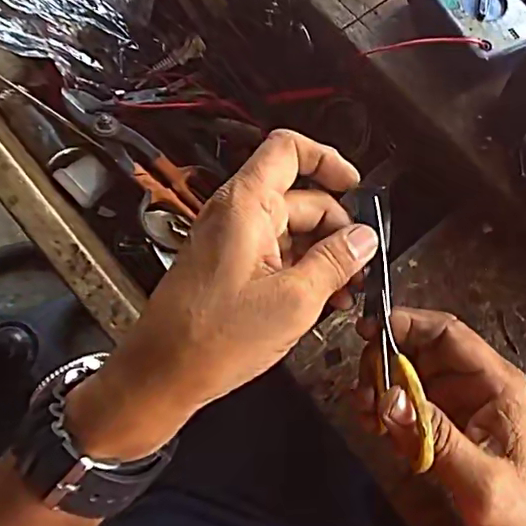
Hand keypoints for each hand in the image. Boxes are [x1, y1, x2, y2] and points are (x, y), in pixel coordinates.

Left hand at [68, 129, 377, 457]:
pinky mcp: (233, 263)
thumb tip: (363, 238)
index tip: (355, 185)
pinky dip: (306, 268)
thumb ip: (336, 261)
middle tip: (360, 261)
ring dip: (326, 254)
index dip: (328, 160)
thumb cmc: (207, 339)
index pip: (289, 149)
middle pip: (303, 196)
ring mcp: (234, 239)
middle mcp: (237, 214)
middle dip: (338, 227)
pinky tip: (323, 297)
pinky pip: (280, 251)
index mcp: (246, 206)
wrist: (162, 376)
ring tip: (344, 288)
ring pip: (296, 228)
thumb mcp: (294, 299)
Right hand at [356, 308, 525, 525]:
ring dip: (385, 386)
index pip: (448, 333)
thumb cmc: (522, 513)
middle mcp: (480, 385)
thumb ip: (434, 436)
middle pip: (425, 350)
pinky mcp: (451, 424)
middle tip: (362, 385)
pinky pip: (413, 403)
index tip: (370, 331)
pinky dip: (391, 410)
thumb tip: (390, 397)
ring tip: (365, 410)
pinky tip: (378, 427)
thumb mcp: (478, 478)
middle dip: (388, 359)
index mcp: (498, 383)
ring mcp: (464, 403)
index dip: (408, 324)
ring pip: (414, 375)